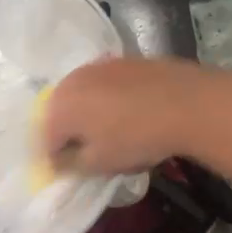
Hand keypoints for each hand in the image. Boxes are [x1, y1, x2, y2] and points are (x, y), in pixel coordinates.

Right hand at [41, 56, 204, 174]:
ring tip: (109, 131)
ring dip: (88, 113)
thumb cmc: (135, 138)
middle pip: (60, 113)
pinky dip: (108, 99)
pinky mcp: (122, 60)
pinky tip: (128, 112)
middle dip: (69, 132)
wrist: (187, 102)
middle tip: (88, 151)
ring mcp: (97, 66)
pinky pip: (105, 85)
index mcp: (58, 108)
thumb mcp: (99, 163)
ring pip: (82, 96)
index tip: (70, 172)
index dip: (55, 159)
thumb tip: (58, 161)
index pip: (45, 141)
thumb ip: (70, 164)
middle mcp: (70, 81)